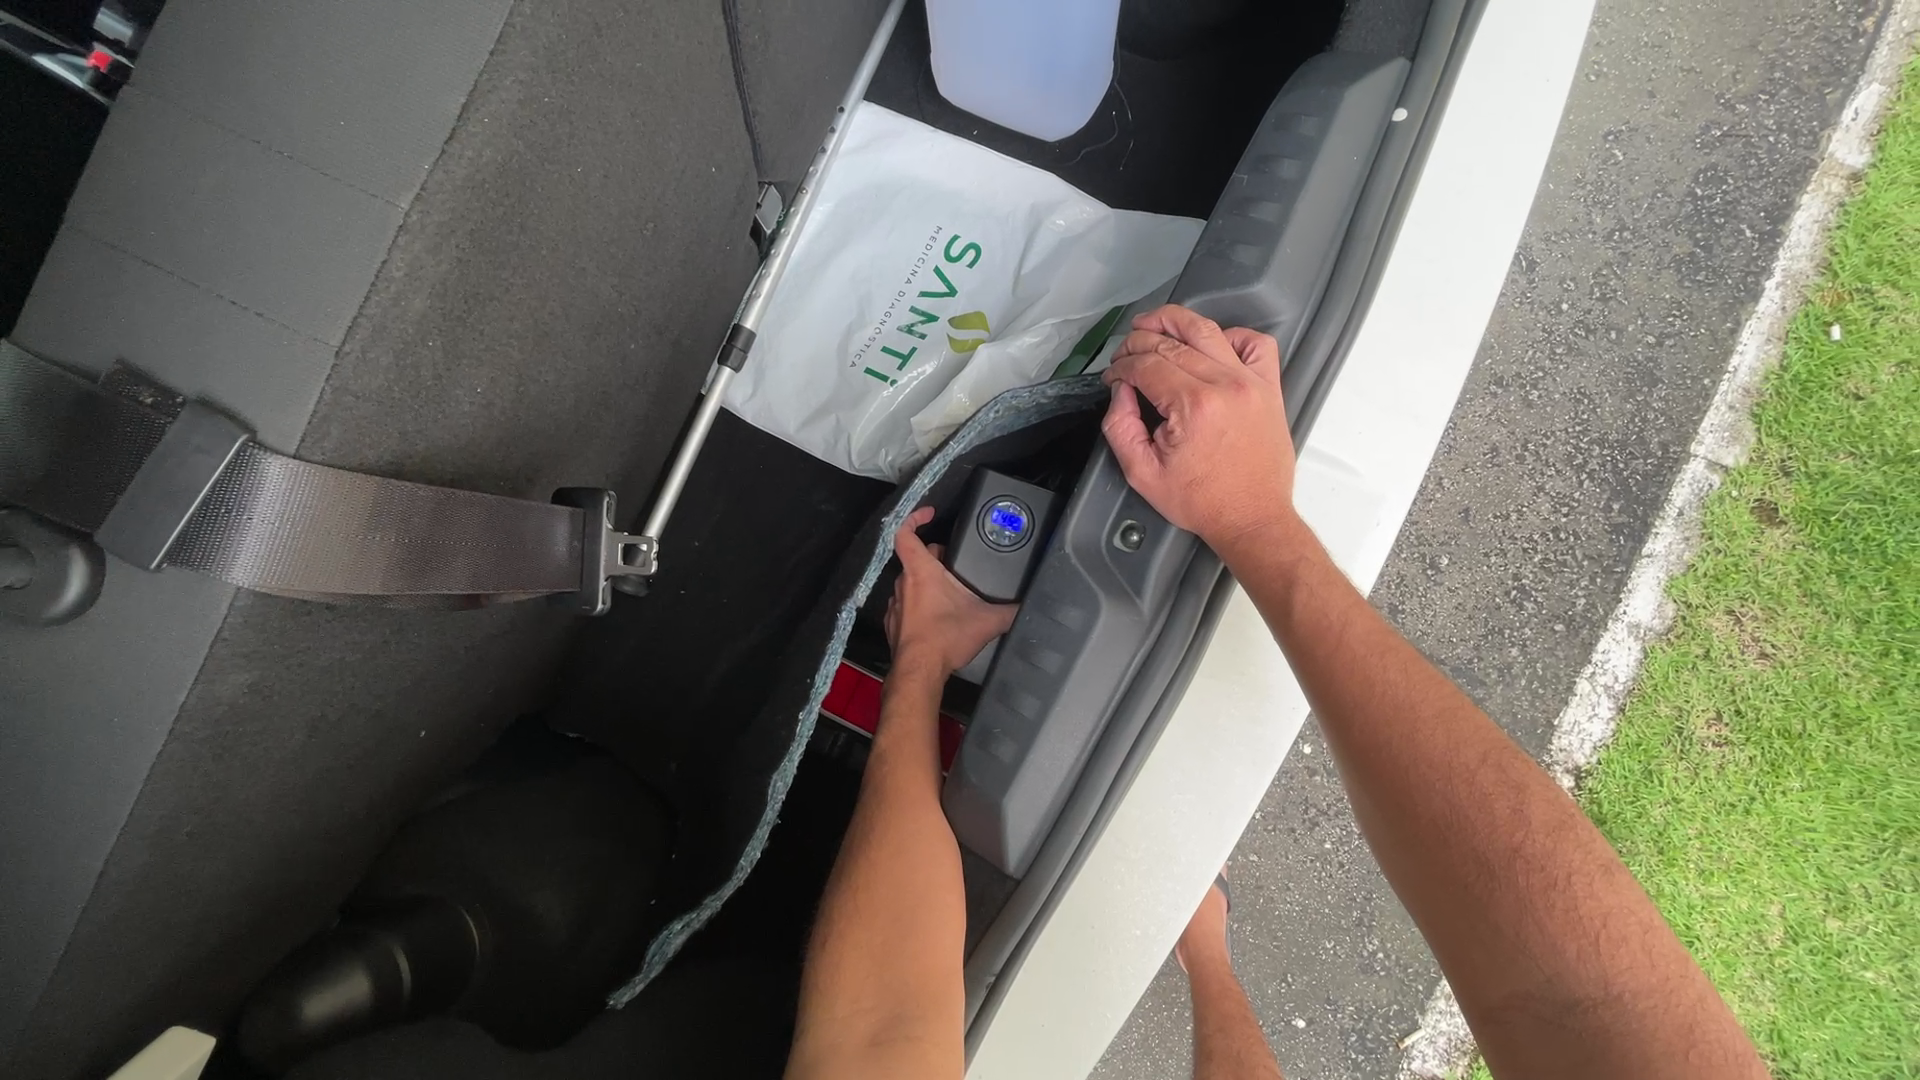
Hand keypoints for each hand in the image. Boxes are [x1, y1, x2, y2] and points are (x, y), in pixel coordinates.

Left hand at [885, 506, 1018, 678]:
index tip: (929, 514)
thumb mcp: (987, 621)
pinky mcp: (894, 625)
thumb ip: (1011, 611)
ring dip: (927, 584)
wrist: (919, 672)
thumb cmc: (946, 639)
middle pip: (915, 559)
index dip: (915, 518)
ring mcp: (895, 605)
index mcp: (921, 572)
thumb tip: (1027, 605)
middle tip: (955, 565)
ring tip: (950, 594)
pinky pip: (906, 606)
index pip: (906, 534)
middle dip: (936, 558)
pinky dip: (920, 606)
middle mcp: (903, 584)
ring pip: (910, 583)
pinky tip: (938, 619)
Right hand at [1100, 304, 1298, 554]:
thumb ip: (1120, 428)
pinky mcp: (1269, 387)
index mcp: (1192, 406)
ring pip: (1209, 330)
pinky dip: (1230, 335)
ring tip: (1151, 324)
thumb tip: (1120, 391)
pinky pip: (1254, 343)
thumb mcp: (1142, 474)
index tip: (1112, 377)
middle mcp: (1224, 384)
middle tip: (1123, 356)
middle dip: (1138, 343)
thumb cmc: (1200, 501)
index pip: (1146, 365)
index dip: (1121, 366)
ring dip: (1175, 321)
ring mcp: (1251, 382)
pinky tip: (1209, 345)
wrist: (1251, 517)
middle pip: (1172, 343)